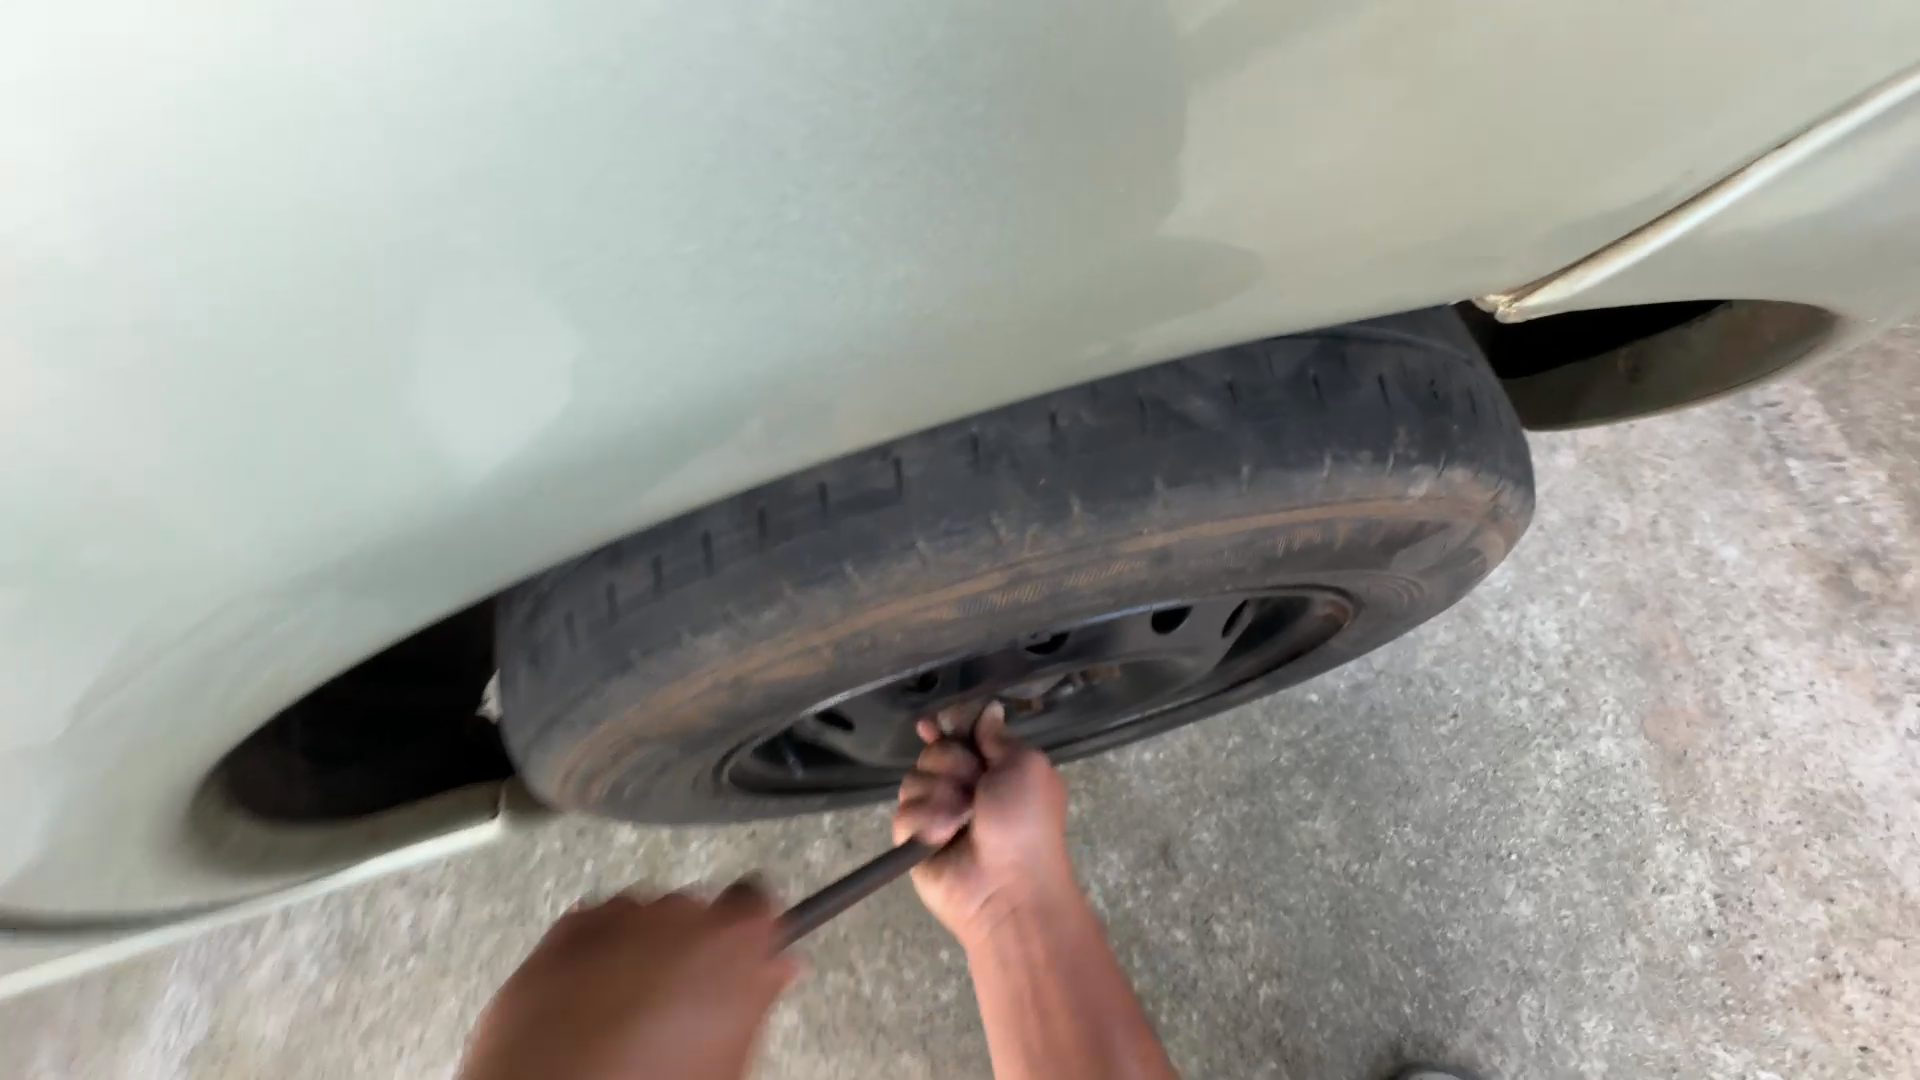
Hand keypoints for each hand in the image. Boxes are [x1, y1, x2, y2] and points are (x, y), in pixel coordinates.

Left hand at [458, 884, 797, 1079]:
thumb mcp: (729, 1061)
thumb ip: (758, 998)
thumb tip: (778, 968)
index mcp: (733, 936)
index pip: (754, 900)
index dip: (746, 928)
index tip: (739, 955)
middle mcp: (682, 911)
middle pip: (694, 909)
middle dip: (686, 943)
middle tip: (674, 1001)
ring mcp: (621, 915)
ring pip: (642, 915)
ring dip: (638, 945)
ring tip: (622, 1009)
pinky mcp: (566, 932)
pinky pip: (592, 925)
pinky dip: (593, 952)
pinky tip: (586, 1001)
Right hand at [892, 702, 1076, 945]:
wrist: (1009, 887)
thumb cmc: (1026, 823)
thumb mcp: (1026, 766)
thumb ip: (999, 736)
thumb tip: (989, 710)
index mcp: (995, 767)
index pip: (961, 733)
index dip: (948, 726)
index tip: (935, 724)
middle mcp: (964, 786)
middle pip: (934, 750)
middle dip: (951, 764)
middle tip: (974, 787)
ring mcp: (937, 812)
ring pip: (914, 778)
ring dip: (940, 794)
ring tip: (962, 819)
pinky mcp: (914, 839)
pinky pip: (904, 811)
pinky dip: (926, 821)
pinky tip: (944, 837)